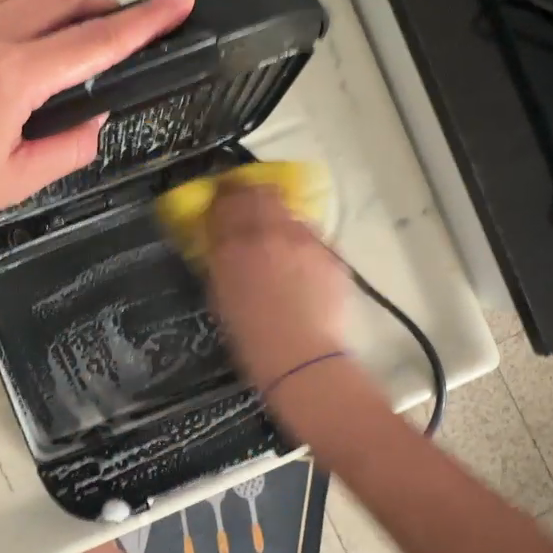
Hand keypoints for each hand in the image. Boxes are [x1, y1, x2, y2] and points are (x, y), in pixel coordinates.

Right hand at [205, 182, 348, 389]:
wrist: (303, 359)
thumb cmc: (251, 339)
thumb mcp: (221, 298)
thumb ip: (221, 263)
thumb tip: (222, 247)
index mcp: (234, 245)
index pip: (224, 203)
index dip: (221, 198)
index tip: (219, 201)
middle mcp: (269, 233)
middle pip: (259, 193)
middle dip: (250, 194)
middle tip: (246, 203)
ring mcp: (305, 240)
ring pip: (288, 210)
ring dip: (278, 215)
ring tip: (276, 235)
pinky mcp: (332, 254)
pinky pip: (312, 235)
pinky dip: (302, 239)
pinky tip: (301, 261)